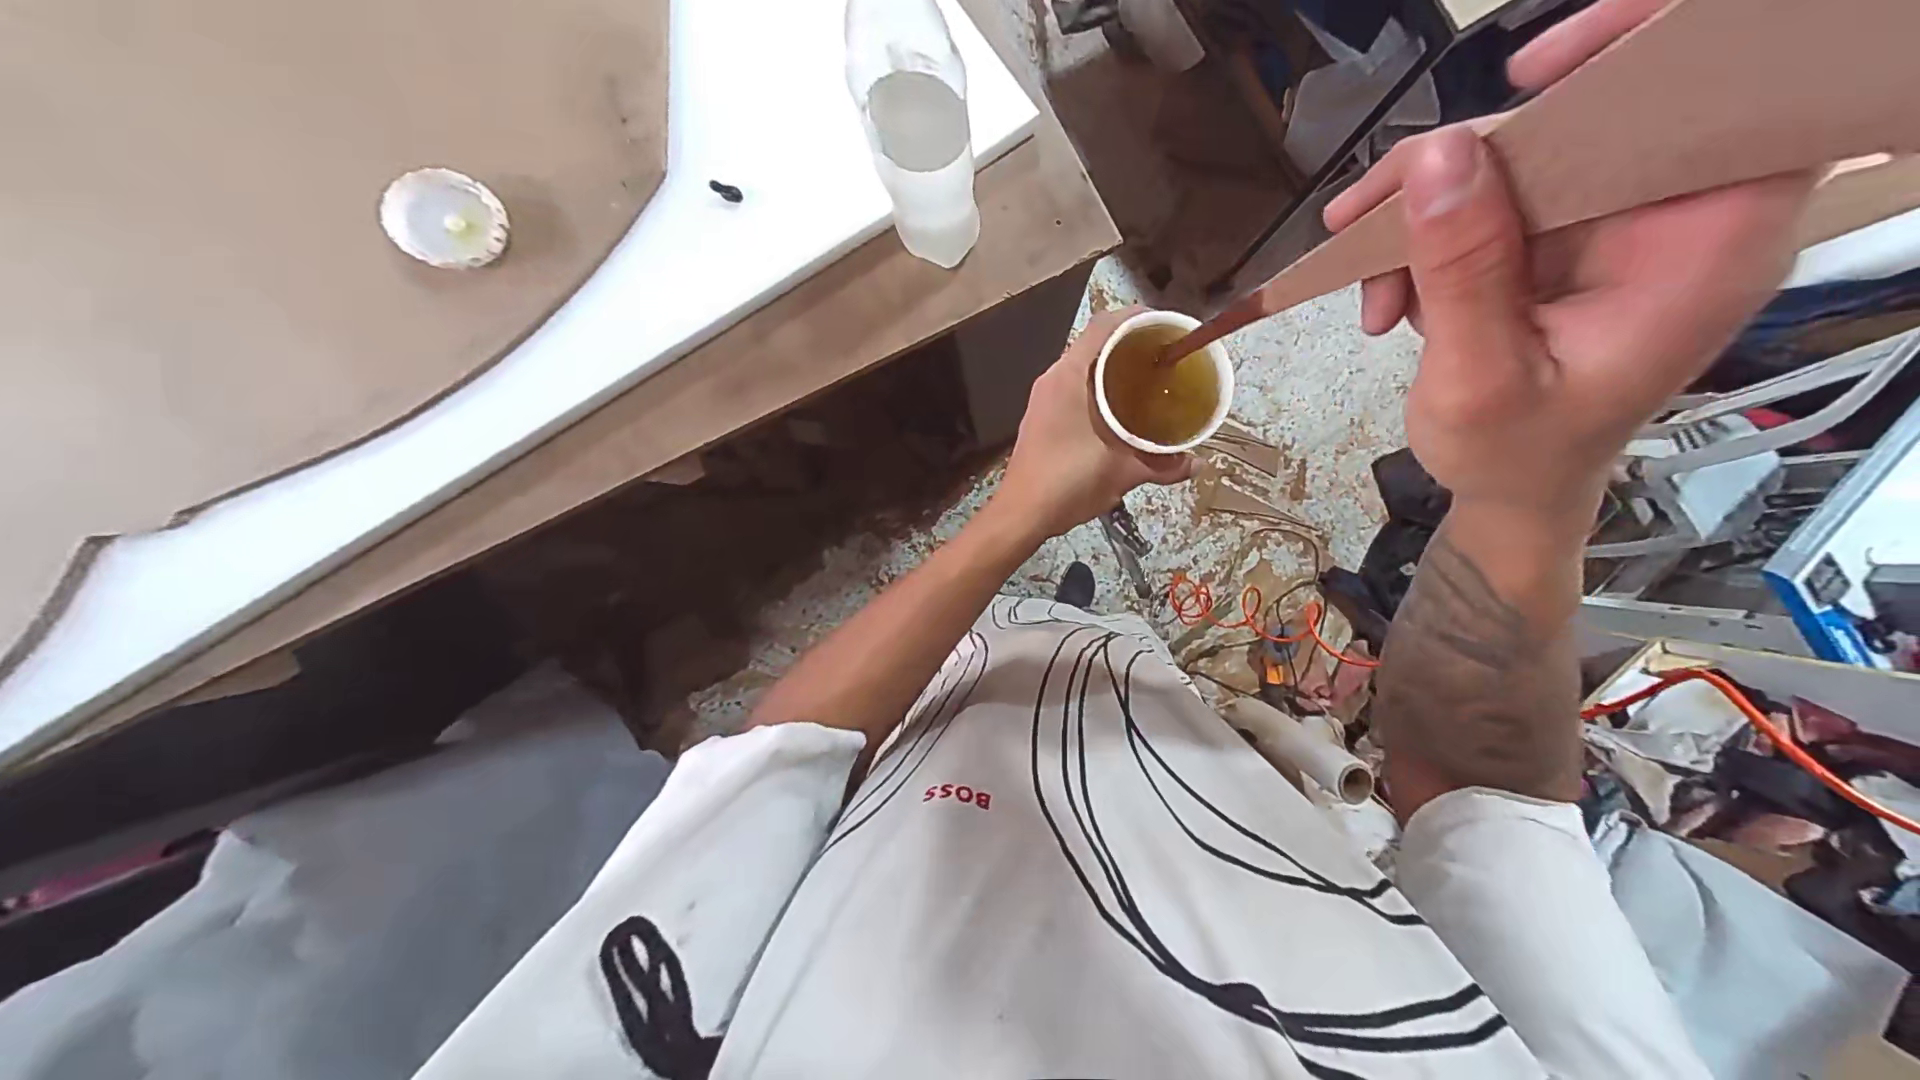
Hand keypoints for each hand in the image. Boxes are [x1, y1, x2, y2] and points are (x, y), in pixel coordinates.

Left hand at [991, 307, 1195, 538]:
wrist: (1021, 514)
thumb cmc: (1068, 483)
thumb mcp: (1121, 472)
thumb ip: (1162, 465)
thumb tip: (1197, 463)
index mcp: (1069, 376)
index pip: (1104, 325)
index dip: (1138, 318)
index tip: (1168, 326)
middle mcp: (1052, 378)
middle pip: (1095, 343)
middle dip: (1131, 344)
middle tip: (1165, 356)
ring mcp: (1043, 397)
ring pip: (1083, 367)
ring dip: (1114, 368)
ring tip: (1149, 380)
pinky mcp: (1040, 416)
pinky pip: (1074, 387)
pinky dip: (1098, 388)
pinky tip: (1120, 409)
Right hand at [1323, 0, 1812, 516]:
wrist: (1509, 491)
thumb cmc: (1511, 455)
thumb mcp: (1477, 374)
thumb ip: (1463, 269)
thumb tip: (1435, 155)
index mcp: (1704, 243)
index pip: (1716, 93)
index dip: (1638, 51)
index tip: (1532, 71)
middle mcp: (1671, 218)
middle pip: (1579, 128)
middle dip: (1458, 173)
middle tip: (1363, 219)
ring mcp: (1609, 231)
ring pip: (1513, 169)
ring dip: (1422, 226)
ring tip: (1376, 299)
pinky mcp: (1559, 247)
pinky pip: (1488, 210)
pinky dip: (1427, 248)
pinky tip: (1394, 301)